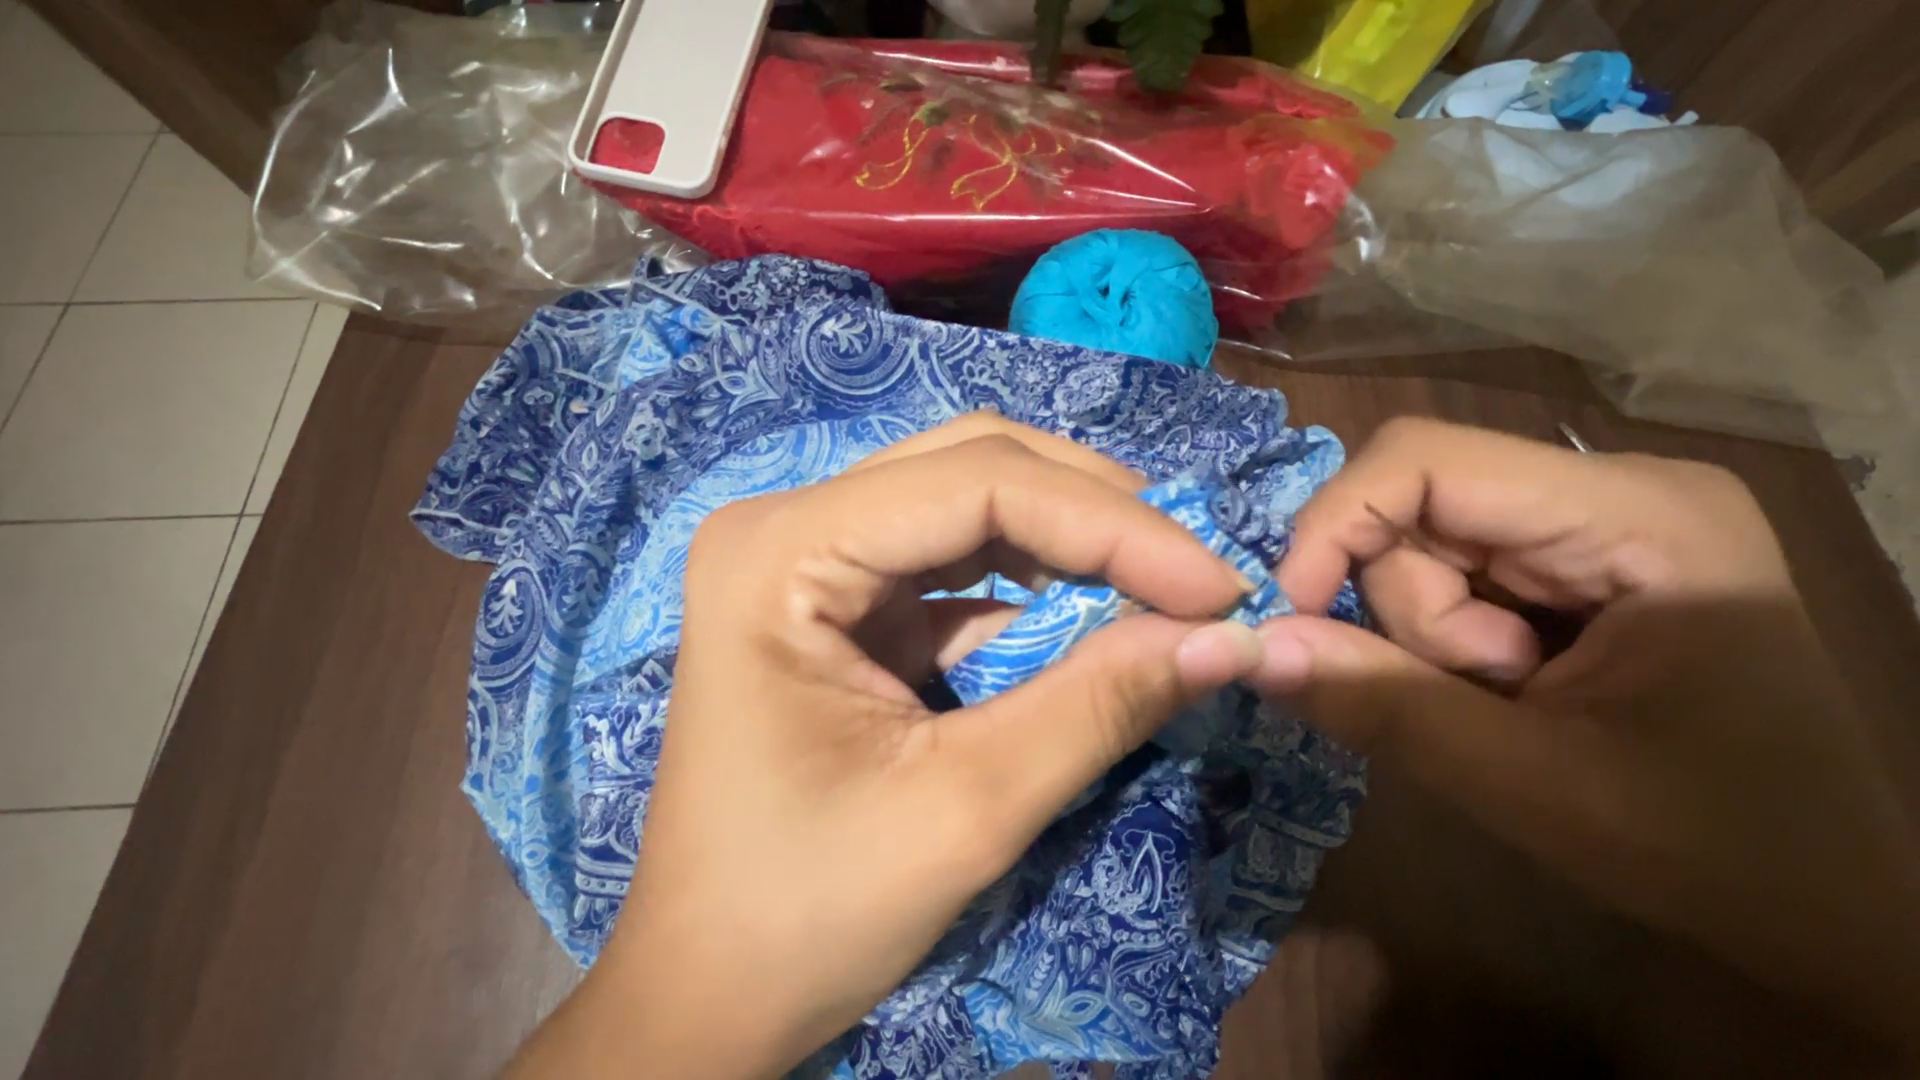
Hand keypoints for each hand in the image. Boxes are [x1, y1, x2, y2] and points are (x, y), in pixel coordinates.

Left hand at [503, 414, 1266, 1078]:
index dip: (1113, 524)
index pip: (976, 483)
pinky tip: (1090, 622)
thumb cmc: (808, 912)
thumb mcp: (968, 810)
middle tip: (1198, 582)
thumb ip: (1099, 706)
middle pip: (971, 468)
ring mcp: (809, 558)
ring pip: (970, 503)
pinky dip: (1033, 585)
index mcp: (780, 554)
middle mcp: (786, 527)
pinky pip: (955, 561)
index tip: (1220, 590)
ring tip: (1161, 597)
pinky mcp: (839, 600)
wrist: (712, 990)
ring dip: (1072, 544)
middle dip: (1096, 517)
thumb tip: (1230, 637)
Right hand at [1251, 418, 1919, 1049]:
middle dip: (1409, 606)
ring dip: (1429, 628)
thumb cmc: (1711, 847)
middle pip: (1420, 502)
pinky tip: (1510, 684)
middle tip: (1478, 689)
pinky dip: (1447, 634)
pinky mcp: (1577, 559)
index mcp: (1638, 515)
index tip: (1291, 614)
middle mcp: (1617, 491)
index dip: (1335, 523)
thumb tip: (1253, 650)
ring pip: (1425, 539)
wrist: (1827, 902)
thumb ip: (1384, 705)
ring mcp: (1598, 522)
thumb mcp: (1530, 784)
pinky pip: (1453, 569)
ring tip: (1510, 697)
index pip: (1427, 459)